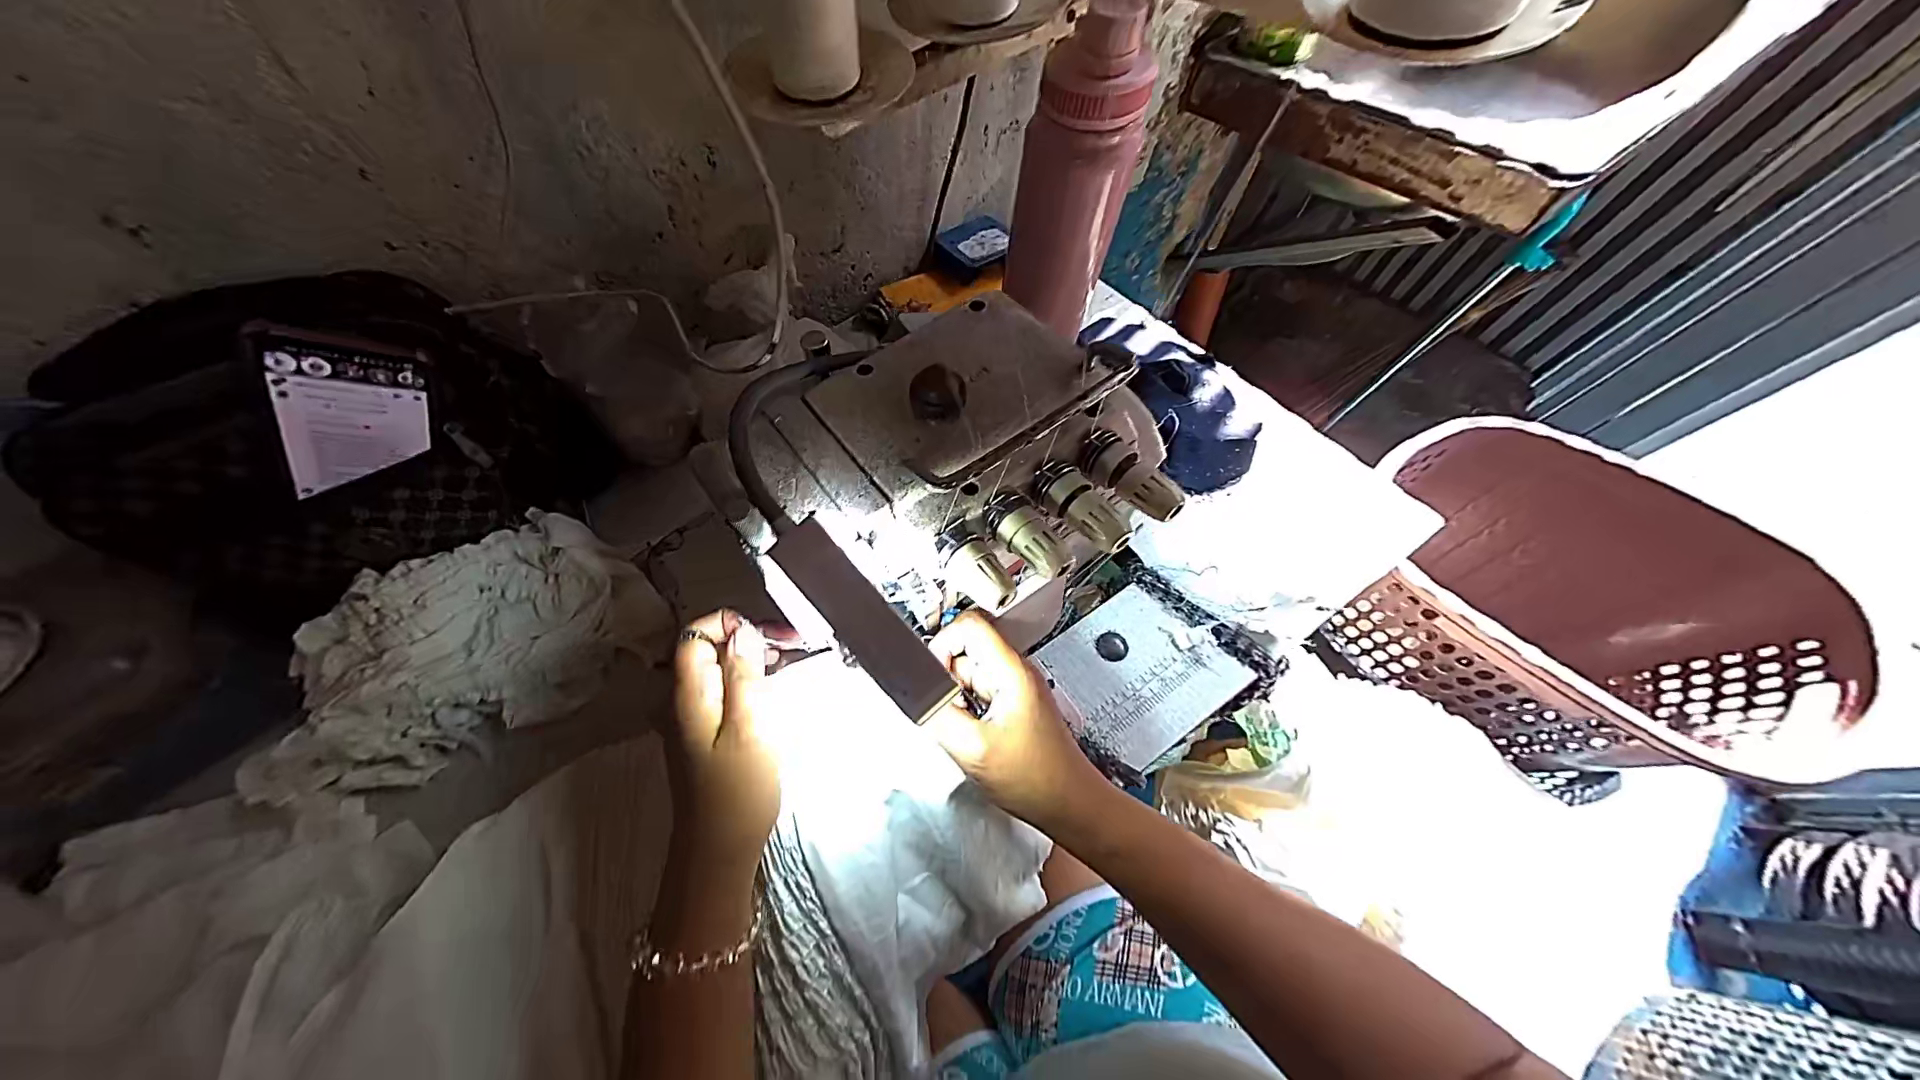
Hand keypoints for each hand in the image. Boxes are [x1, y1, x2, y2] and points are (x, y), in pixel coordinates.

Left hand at [668, 610, 781, 874]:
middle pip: (707, 647)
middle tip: (788, 643)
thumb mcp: (748, 728)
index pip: (694, 635)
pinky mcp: (706, 731)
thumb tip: (743, 631)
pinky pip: (724, 688)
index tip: (768, 632)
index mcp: (688, 695)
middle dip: (746, 635)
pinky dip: (748, 678)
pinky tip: (773, 684)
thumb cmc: (737, 790)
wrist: (720, 847)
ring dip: (750, 656)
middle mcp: (683, 700)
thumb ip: (743, 675)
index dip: (728, 622)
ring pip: (718, 668)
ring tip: (788, 658)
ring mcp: (692, 717)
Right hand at [924, 610, 1106, 827]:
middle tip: (953, 713)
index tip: (932, 676)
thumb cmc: (1036, 779)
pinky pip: (978, 693)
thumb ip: (937, 714)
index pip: (968, 625)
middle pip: (965, 648)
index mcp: (1011, 671)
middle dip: (947, 679)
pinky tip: (977, 735)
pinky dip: (968, 710)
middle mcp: (1016, 671)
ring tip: (968, 729)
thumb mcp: (972, 748)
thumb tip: (914, 694)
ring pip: (969, 672)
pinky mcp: (1013, 703)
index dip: (941, 645)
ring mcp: (1016, 686)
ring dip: (957, 697)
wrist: (1068, 803)